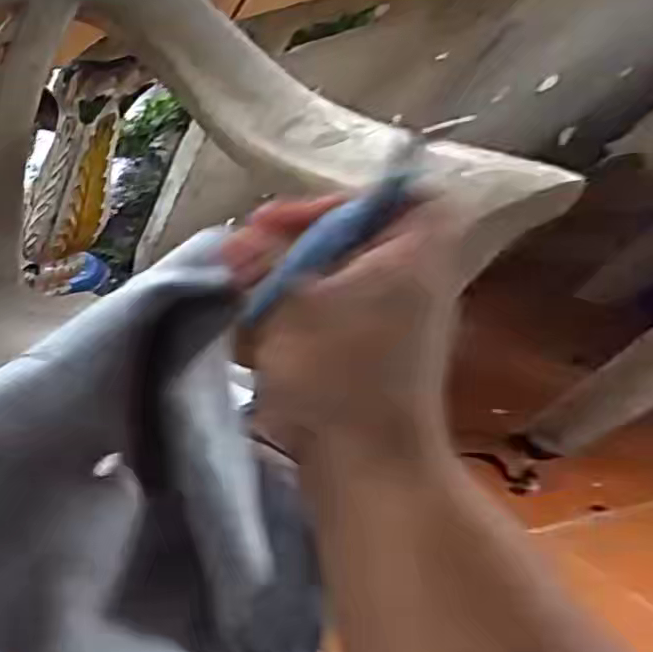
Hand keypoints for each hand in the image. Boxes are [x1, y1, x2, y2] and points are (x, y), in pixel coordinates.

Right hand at [222, 195, 461, 464]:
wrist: (361, 454)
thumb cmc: (335, 371)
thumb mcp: (293, 304)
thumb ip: (265, 261)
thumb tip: (236, 237)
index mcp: (416, 252)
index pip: (394, 196)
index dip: (334, 202)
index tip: (277, 224)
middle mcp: (411, 279)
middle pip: (350, 239)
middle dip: (289, 248)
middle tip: (242, 259)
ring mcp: (387, 320)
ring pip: (328, 280)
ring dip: (278, 286)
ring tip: (237, 300)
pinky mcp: (360, 353)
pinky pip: (321, 317)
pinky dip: (285, 319)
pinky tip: (251, 337)